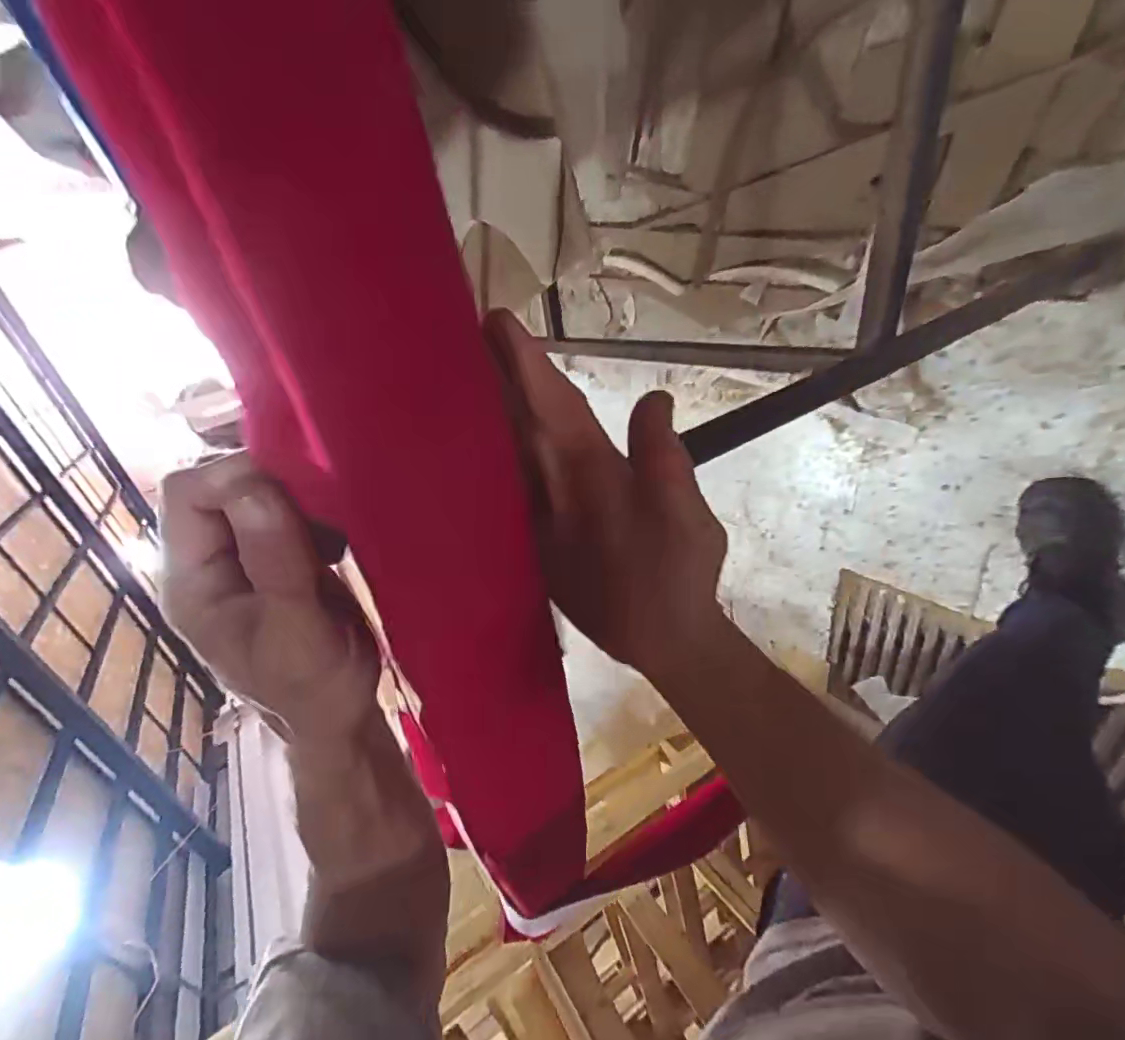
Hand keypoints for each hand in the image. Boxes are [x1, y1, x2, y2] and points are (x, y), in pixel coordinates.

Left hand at [160, 454, 379, 742]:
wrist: (337, 714)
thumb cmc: (315, 687)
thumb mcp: (299, 633)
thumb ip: (276, 564)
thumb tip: (254, 489)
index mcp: (189, 582)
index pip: (186, 494)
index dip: (232, 476)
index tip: (293, 487)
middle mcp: (204, 561)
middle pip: (214, 483)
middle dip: (267, 480)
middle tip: (319, 498)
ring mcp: (238, 557)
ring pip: (250, 490)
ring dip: (293, 493)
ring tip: (330, 524)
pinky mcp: (271, 556)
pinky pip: (280, 508)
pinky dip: (309, 507)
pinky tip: (334, 536)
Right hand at [484, 310, 728, 676]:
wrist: (664, 634)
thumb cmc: (679, 575)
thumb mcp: (683, 520)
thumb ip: (664, 466)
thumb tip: (655, 399)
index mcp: (597, 465)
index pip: (557, 404)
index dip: (528, 365)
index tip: (497, 321)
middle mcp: (565, 477)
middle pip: (523, 419)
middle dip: (491, 378)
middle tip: (452, 337)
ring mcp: (546, 508)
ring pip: (507, 452)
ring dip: (477, 418)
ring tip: (441, 380)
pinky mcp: (531, 538)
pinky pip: (498, 499)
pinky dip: (476, 475)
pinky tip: (448, 459)